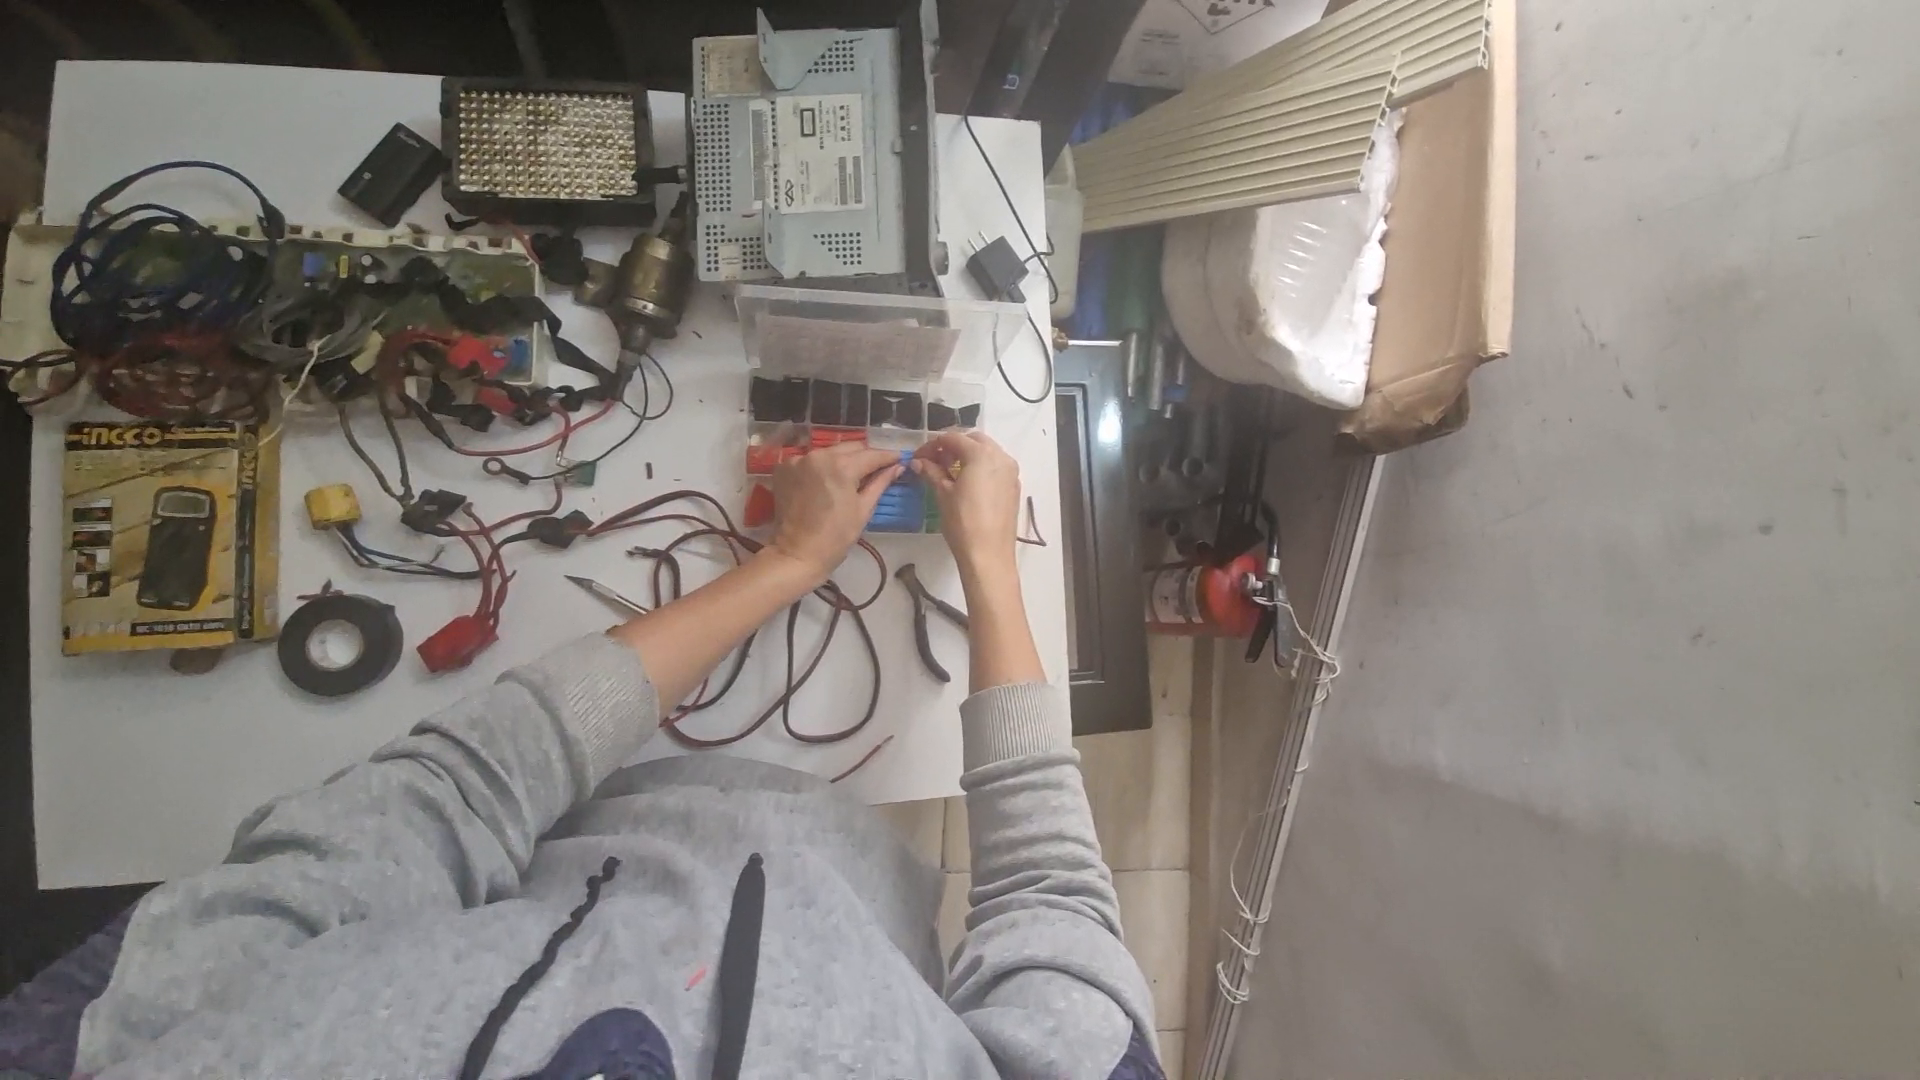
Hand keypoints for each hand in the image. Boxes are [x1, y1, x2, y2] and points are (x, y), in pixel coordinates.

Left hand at [765, 442, 902, 583]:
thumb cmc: (836, 537)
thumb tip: (898, 467)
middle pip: (850, 448)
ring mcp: (798, 460)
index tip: (900, 458)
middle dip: (866, 456)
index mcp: (841, 466)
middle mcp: (818, 455)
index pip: (871, 455)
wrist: (797, 554)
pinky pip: (810, 460)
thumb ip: (880, 483)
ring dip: (843, 460)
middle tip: (878, 468)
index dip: (888, 456)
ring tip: (853, 475)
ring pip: (830, 452)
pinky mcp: (784, 468)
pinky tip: (827, 480)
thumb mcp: (863, 509)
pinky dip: (822, 466)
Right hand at [912, 431, 1020, 580]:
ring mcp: (1011, 472)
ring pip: (987, 452)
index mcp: (982, 454)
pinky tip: (967, 483)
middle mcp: (1001, 457)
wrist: (989, 555)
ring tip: (949, 472)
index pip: (953, 438)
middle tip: (934, 462)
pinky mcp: (1014, 486)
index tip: (918, 457)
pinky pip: (996, 467)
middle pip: (973, 440)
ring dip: (967, 455)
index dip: (932, 445)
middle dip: (952, 446)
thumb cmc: (963, 523)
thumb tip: (919, 461)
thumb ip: (931, 472)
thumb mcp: (943, 494)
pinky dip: (980, 467)